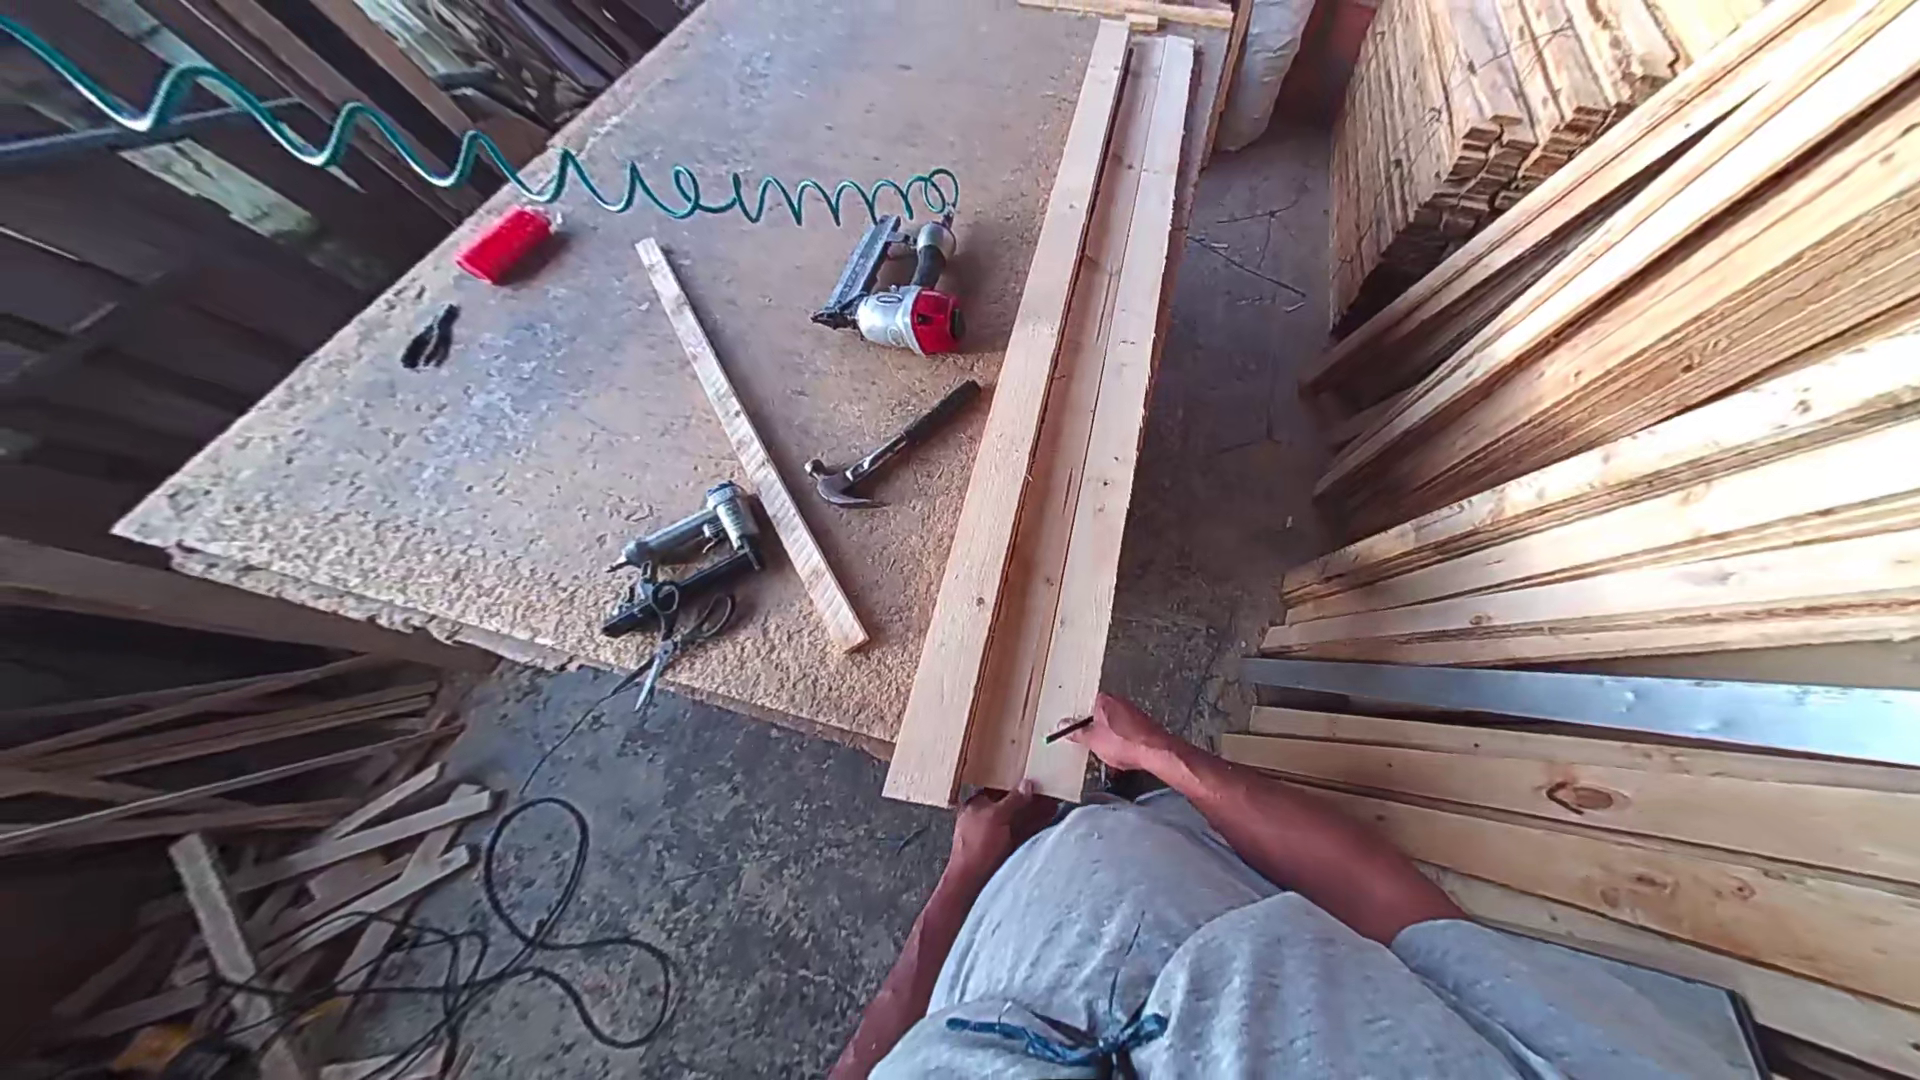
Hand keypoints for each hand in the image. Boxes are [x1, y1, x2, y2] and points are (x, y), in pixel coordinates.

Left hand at [948, 781, 1056, 883]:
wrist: (973, 884)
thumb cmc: (978, 845)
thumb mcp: (996, 816)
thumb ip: (1013, 800)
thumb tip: (1027, 784)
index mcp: (976, 806)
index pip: (997, 790)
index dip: (1015, 785)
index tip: (1033, 779)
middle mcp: (986, 819)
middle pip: (1011, 805)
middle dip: (1030, 799)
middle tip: (1049, 789)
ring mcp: (998, 835)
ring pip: (1020, 819)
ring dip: (1037, 811)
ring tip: (1056, 800)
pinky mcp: (1008, 849)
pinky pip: (1025, 832)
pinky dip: (1037, 824)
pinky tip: (1051, 817)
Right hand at [1068, 693, 1177, 773]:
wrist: (1154, 752)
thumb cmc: (1123, 742)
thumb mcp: (1092, 740)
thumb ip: (1076, 732)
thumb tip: (1063, 726)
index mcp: (1103, 699)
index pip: (1085, 703)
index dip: (1079, 718)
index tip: (1074, 730)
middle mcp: (1118, 701)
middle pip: (1099, 713)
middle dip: (1095, 727)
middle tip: (1089, 741)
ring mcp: (1132, 712)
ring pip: (1113, 723)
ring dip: (1109, 734)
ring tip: (1106, 750)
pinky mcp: (1142, 724)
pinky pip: (1125, 730)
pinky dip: (1121, 739)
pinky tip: (1120, 751)